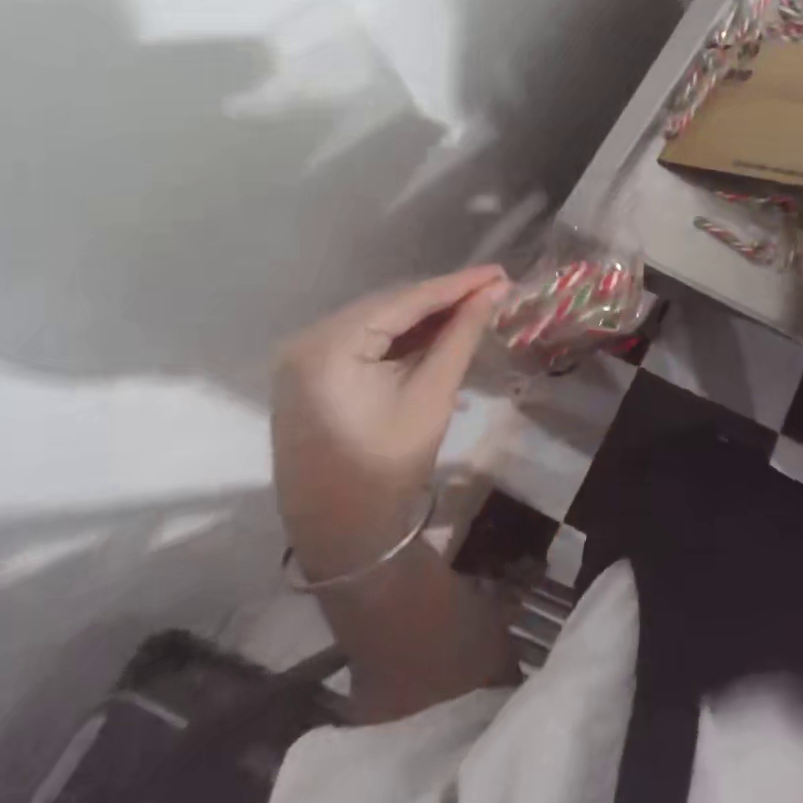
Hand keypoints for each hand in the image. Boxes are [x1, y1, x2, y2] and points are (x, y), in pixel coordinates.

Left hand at [272, 266, 507, 575]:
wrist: (342, 530)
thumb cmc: (389, 464)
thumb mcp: (432, 395)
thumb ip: (460, 337)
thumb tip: (492, 293)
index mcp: (329, 344)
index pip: (403, 301)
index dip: (456, 285)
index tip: (499, 272)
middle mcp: (307, 340)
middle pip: (386, 307)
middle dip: (441, 299)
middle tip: (492, 290)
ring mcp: (303, 358)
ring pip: (376, 323)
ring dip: (423, 318)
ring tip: (473, 308)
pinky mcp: (310, 375)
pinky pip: (362, 344)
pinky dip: (401, 339)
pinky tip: (436, 334)